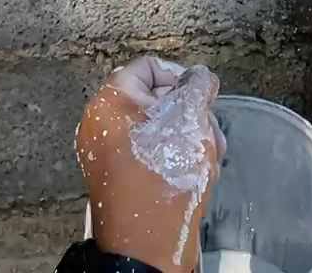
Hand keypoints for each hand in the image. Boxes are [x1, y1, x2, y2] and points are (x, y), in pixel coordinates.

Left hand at [77, 57, 222, 271]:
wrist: (147, 244)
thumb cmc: (166, 172)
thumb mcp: (191, 114)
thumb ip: (198, 83)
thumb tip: (198, 77)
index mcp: (110, 100)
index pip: (150, 67)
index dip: (180, 77)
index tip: (199, 97)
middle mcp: (101, 123)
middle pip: (156, 98)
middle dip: (189, 112)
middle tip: (209, 129)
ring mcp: (107, 153)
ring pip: (157, 127)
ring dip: (188, 135)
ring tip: (210, 154)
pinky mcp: (118, 178)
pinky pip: (149, 152)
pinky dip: (174, 156)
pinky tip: (195, 171)